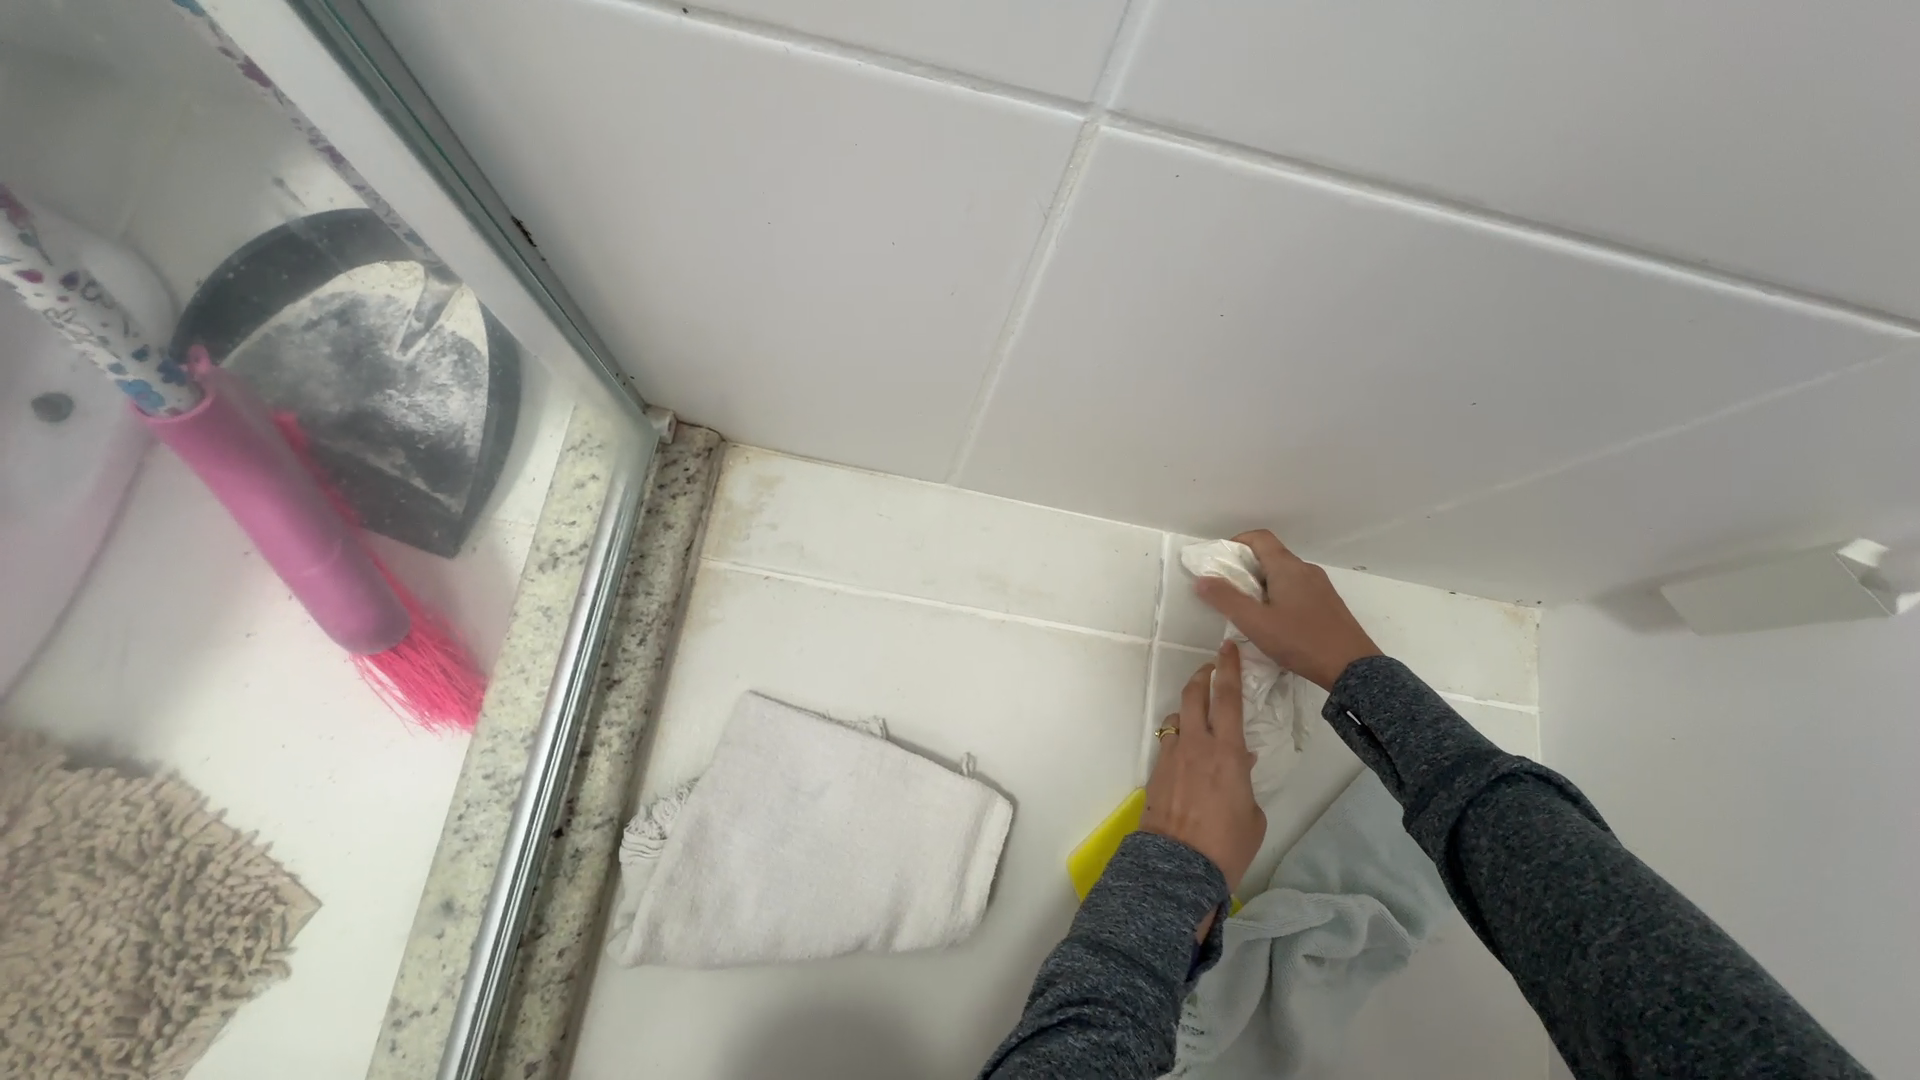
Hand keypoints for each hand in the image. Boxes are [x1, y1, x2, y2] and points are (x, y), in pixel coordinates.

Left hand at [1141, 643, 1266, 909]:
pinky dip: (1181, 737)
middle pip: (1195, 694)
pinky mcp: (1157, 771)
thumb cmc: (1227, 845)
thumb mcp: (1252, 815)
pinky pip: (1169, 741)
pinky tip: (1190, 754)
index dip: (1228, 668)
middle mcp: (1196, 744)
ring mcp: (1172, 756)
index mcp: (1227, 751)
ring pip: (1178, 716)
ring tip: (1203, 717)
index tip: (1228, 647)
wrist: (1178, 867)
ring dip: (1190, 708)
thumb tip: (1241, 762)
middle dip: (1203, 675)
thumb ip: (1246, 781)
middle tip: (1212, 669)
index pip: (1228, 697)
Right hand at [1195, 529, 1381, 691]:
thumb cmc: (1300, 641)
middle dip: (1245, 568)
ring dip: (1262, 584)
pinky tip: (1275, 622)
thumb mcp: (1255, 623)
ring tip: (1249, 611)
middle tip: (1228, 592)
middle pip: (1270, 555)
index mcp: (1287, 567)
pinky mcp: (1328, 604)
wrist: (1352, 668)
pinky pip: (1297, 589)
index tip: (1220, 563)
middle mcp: (1305, 570)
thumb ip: (1226, 599)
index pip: (1259, 538)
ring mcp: (1320, 586)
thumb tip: (1201, 579)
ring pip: (1284, 574)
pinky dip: (1279, 595)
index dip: (1236, 543)